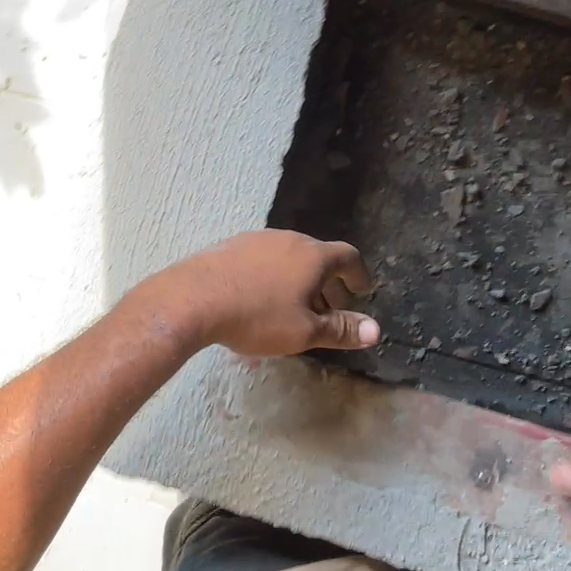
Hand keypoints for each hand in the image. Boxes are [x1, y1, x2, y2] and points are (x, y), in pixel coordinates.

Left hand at [127, 229, 380, 356]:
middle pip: (318, 255)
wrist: (194, 298)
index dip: (359, 274)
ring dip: (300, 278)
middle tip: (329, 308)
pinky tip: (260, 297)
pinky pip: (264, 258)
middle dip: (329, 282)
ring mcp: (257, 238)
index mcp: (313, 255)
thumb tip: (376, 330)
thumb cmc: (257, 316)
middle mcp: (289, 238)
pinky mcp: (232, 245)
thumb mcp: (304, 332)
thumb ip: (341, 329)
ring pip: (289, 256)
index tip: (361, 291)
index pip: (348, 256)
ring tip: (294, 306)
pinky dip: (274, 275)